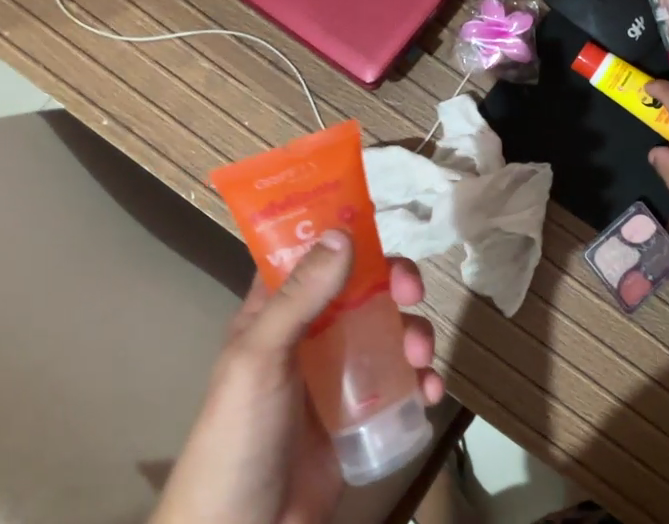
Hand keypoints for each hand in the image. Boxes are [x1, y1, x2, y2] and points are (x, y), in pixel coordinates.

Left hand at [152, 231, 445, 523]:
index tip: (380, 231)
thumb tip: (342, 232)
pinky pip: (402, 381)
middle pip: (364, 290)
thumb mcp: (259, 361)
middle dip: (396, 286)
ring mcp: (338, 375)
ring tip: (422, 359)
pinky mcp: (362, 413)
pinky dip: (423, 380)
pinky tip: (430, 393)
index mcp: (276, 317)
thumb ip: (298, 299)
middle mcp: (310, 336)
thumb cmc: (239, 438)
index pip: (312, 258)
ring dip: (416, 334)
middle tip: (413, 295)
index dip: (346, 237)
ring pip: (391, 331)